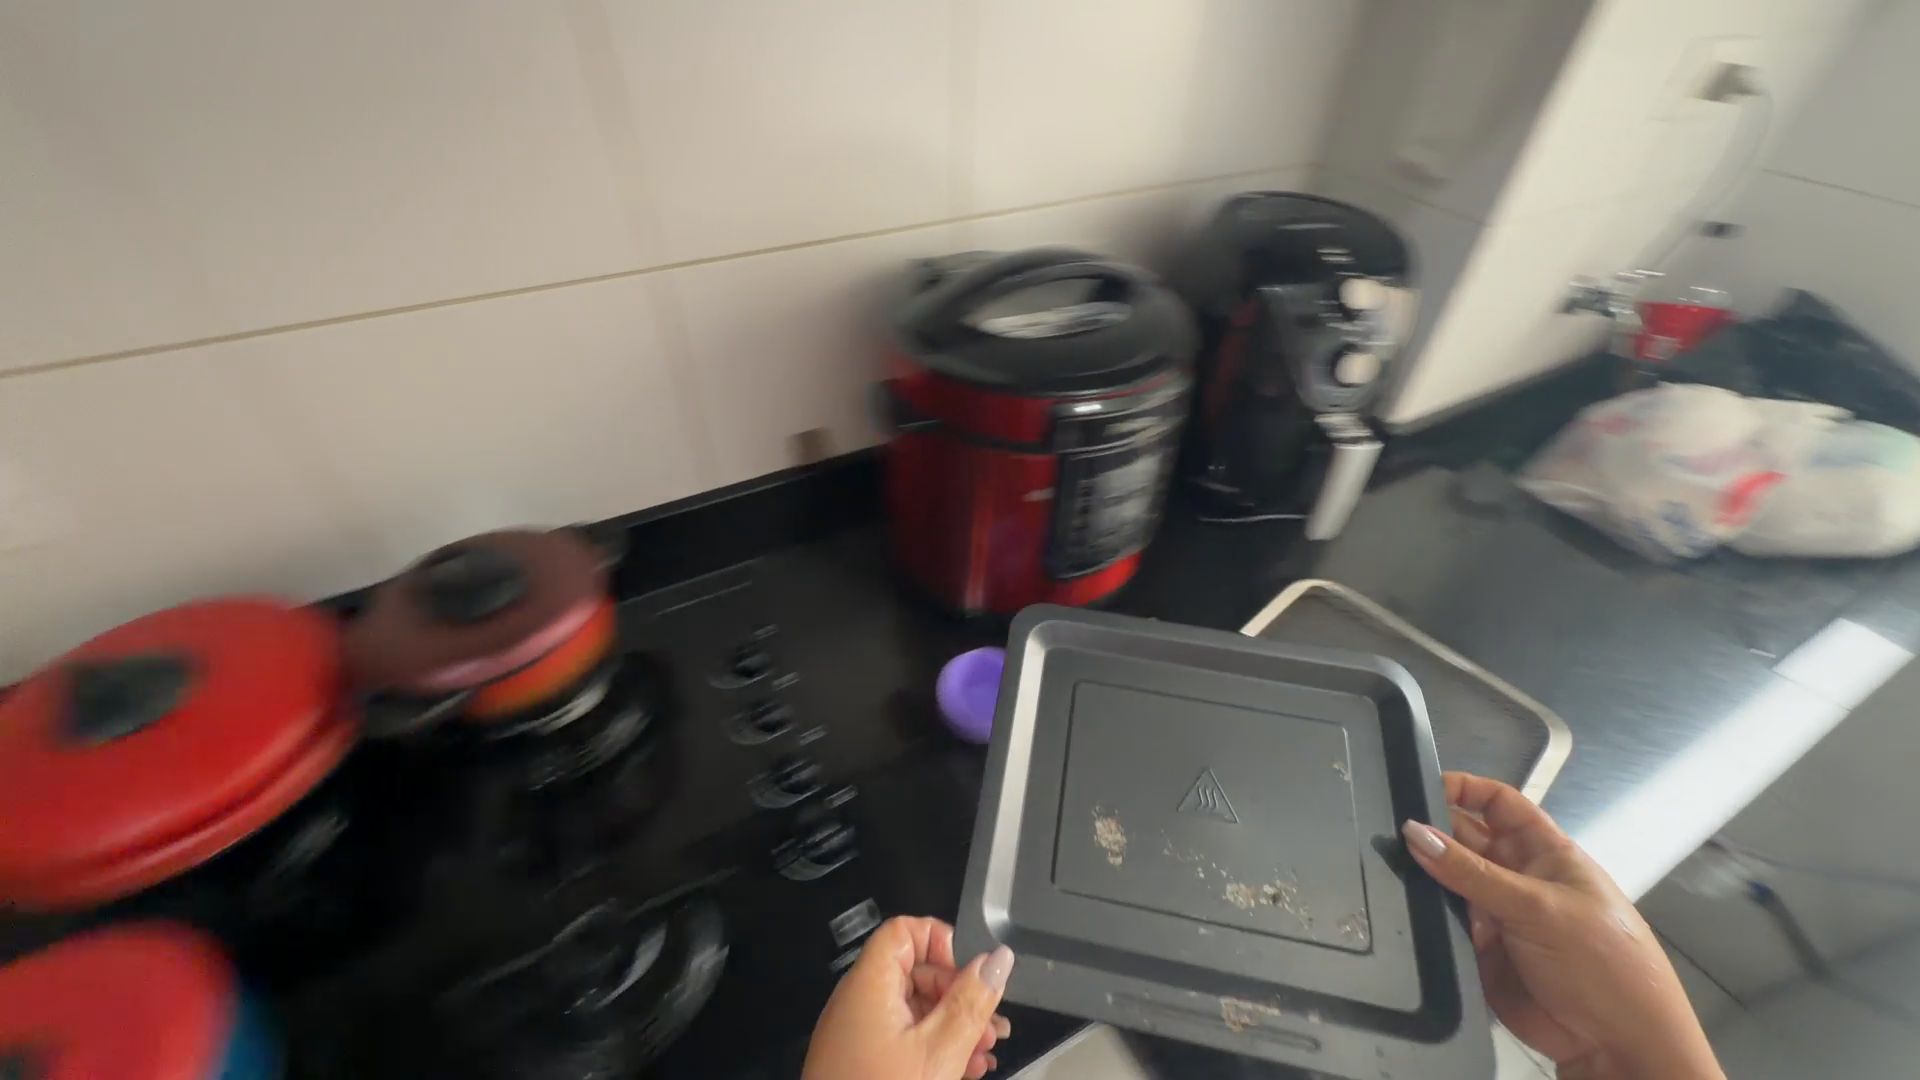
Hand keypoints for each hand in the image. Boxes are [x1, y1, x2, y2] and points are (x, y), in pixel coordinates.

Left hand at [802, 916, 1015, 1079]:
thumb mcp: (939, 1053)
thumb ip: (971, 1001)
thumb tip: (998, 956)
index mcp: (870, 984)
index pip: (904, 931)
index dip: (942, 942)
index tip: (971, 974)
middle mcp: (859, 1002)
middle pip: (914, 971)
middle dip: (958, 992)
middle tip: (992, 1024)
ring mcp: (858, 1036)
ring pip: (913, 1010)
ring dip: (953, 1024)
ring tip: (987, 1052)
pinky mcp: (861, 1065)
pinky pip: (902, 1039)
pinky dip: (934, 1047)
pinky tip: (966, 1070)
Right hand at [1401, 773, 1724, 1079]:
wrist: (1618, 1051)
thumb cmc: (1602, 965)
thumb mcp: (1539, 909)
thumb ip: (1470, 871)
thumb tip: (1411, 831)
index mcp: (1544, 853)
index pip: (1498, 802)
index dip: (1463, 788)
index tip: (1420, 786)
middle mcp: (1515, 874)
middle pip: (1462, 836)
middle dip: (1430, 830)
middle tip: (1383, 827)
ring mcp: (1493, 909)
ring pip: (1445, 875)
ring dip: (1420, 870)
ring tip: (1379, 860)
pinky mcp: (1475, 942)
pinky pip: (1439, 914)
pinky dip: (1419, 906)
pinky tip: (1392, 898)